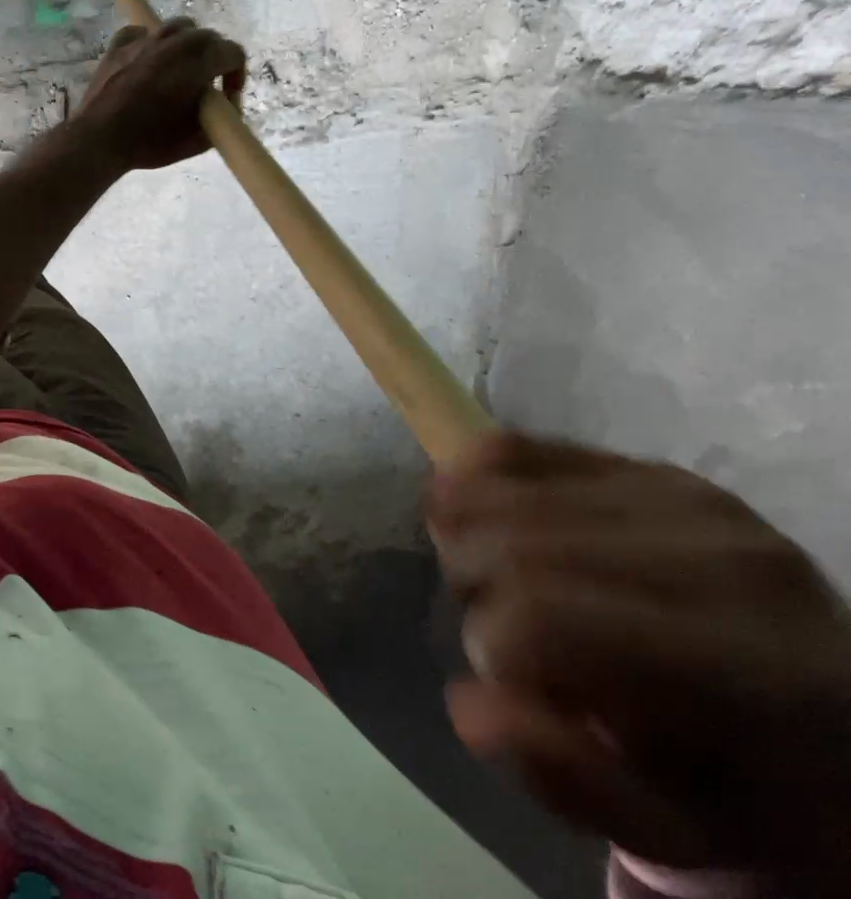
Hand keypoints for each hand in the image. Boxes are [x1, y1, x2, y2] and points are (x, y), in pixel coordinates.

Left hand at [73, 17, 245, 172]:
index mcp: (199, 61)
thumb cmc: (149, 143)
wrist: (98, 140)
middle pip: (206, 37)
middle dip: (211, 58)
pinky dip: (147, 43)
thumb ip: (221, 119)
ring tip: (176, 69)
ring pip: (176, 28)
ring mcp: (144, 40)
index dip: (236, 75)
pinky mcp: (118, 46)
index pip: (234, 53)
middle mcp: (175, 41)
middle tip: (202, 84)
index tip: (226, 96)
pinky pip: (140, 33)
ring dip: (183, 45)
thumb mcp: (196, 141)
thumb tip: (226, 108)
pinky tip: (145, 61)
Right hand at [427, 433, 850, 890]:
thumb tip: (471, 704)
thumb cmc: (731, 787)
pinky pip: (518, 449)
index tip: (508, 679)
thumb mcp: (659, 829)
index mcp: (750, 674)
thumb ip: (565, 777)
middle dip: (469, 589)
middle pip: (511, 546)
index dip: (490, 650)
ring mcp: (701, 506)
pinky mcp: (665, 473)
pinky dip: (472, 478)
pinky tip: (483, 515)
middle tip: (496, 626)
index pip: (541, 617)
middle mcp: (734, 568)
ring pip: (497, 491)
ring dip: (464, 539)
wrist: (827, 724)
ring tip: (493, 576)